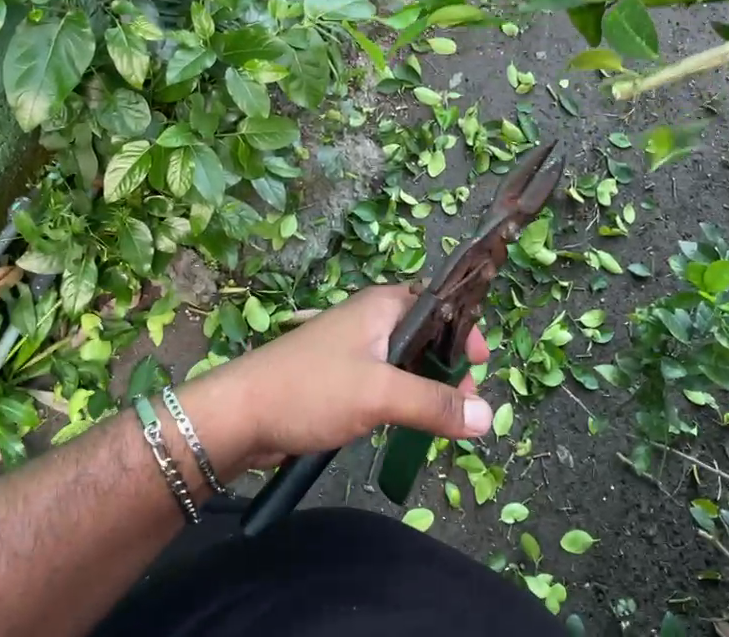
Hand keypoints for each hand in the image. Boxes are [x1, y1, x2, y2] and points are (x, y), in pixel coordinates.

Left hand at [178, 284, 492, 474]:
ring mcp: (353, 349)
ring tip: (442, 421)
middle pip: (426, 334)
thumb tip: (488, 416)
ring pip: (405, 362)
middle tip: (463, 405)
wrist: (239, 416)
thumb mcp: (379, 395)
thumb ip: (434, 404)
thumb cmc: (311, 389)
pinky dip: (401, 399)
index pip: (439, 303)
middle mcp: (370, 319)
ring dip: (426, 387)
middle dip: (449, 367)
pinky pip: (384, 383)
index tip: (481, 366)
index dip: (464, 330)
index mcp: (382, 305)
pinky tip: (408, 425)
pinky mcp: (339, 379)